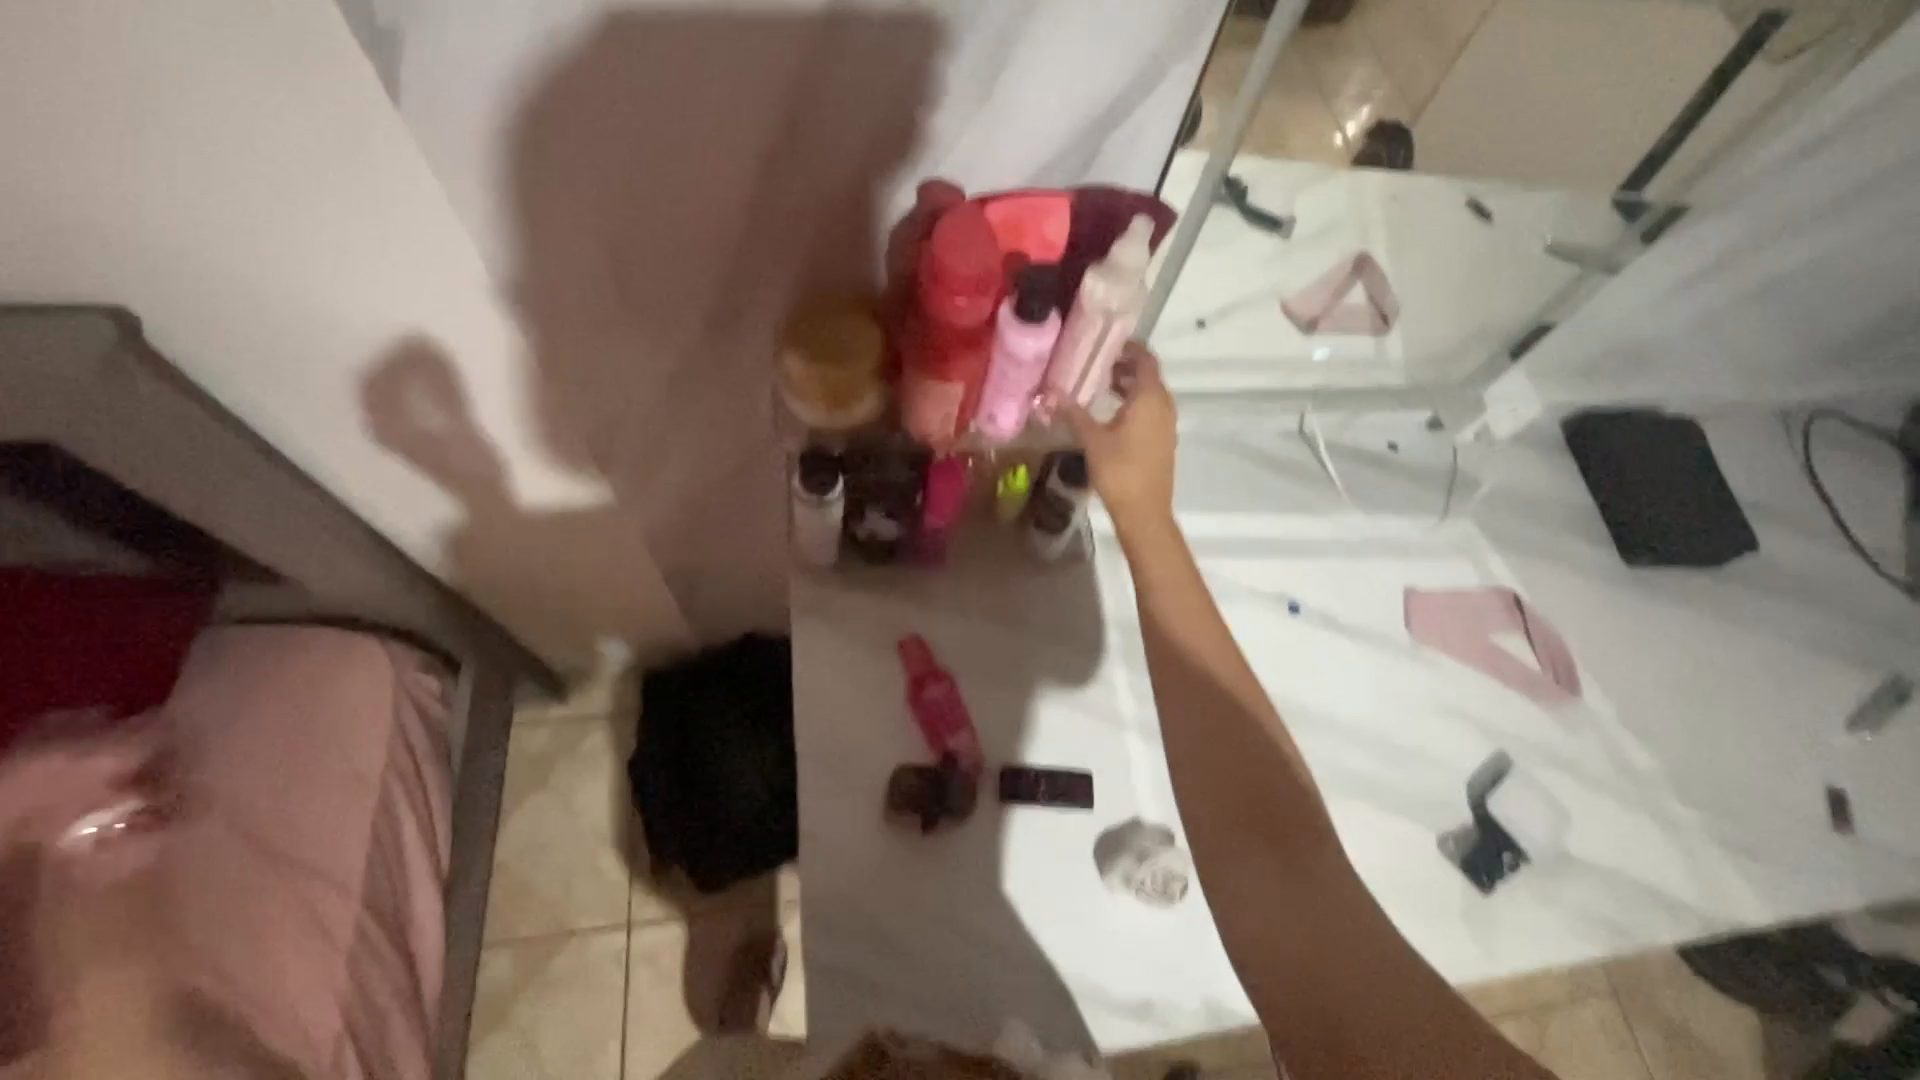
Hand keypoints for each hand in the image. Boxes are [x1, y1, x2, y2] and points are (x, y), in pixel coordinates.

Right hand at [1058, 342, 1176, 534]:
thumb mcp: (1092, 439)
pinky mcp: (1163, 440)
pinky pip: (1151, 411)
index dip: (1127, 348)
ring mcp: (1167, 424)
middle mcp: (1164, 405)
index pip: (1144, 359)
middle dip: (1124, 366)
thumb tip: (1049, 393)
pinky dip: (1134, 404)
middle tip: (1096, 364)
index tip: (1105, 345)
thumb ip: (1072, 413)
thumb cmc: (1119, 471)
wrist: (1144, 511)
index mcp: (1150, 397)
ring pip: (1150, 394)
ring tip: (1100, 387)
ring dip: (1129, 387)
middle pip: (1148, 375)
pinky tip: (1111, 415)